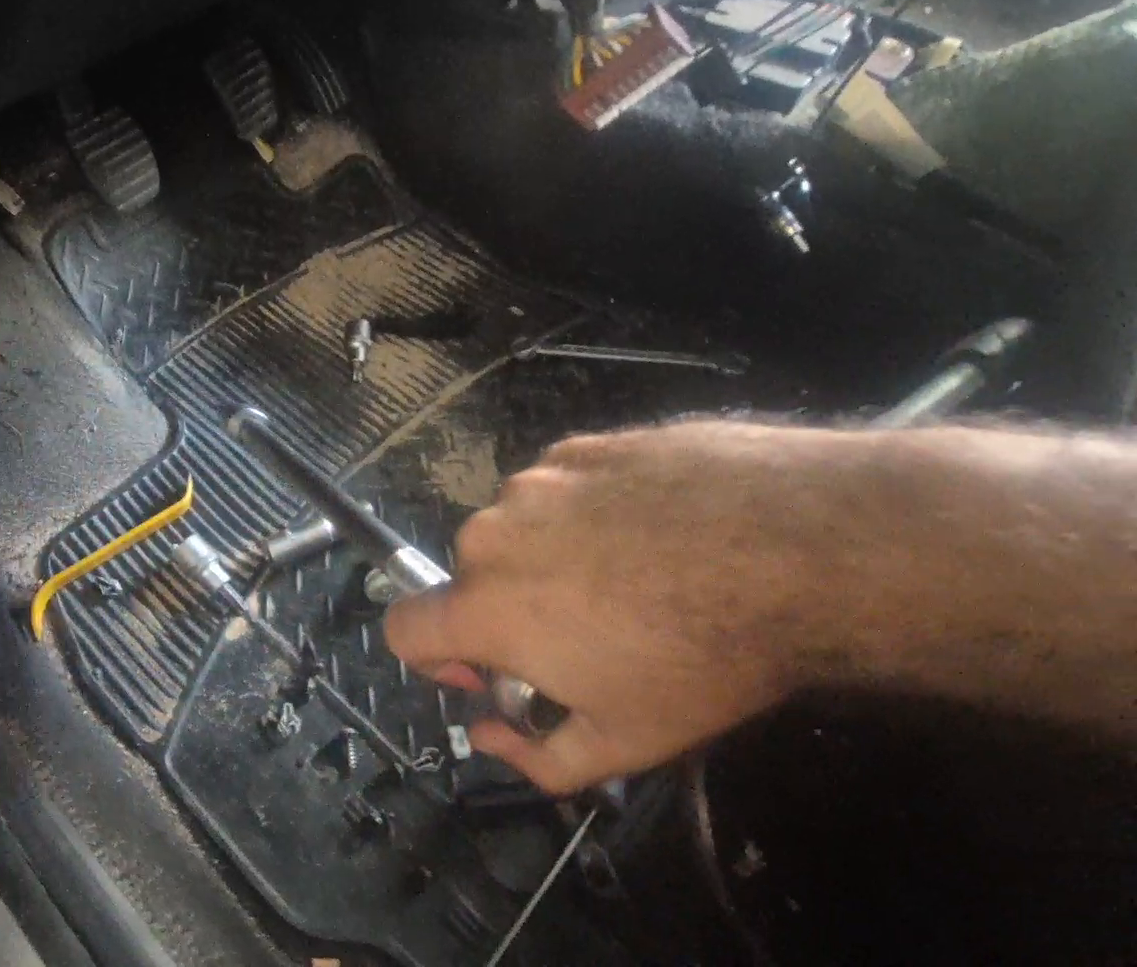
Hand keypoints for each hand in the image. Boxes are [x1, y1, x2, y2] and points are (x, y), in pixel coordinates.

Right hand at [385, 421, 877, 793]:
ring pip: (518, 530)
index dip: (434, 659)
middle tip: (590, 631)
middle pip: (472, 579)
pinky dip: (587, 512)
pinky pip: (560, 489)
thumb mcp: (626, 741)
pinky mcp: (582, 446)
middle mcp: (489, 533)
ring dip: (549, 556)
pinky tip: (656, 528)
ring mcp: (534, 480)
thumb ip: (536, 758)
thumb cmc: (703, 656)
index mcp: (484, 606)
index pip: (402, 627)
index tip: (491, 673)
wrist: (802, 544)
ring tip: (636, 573)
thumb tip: (490, 735)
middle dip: (510, 609)